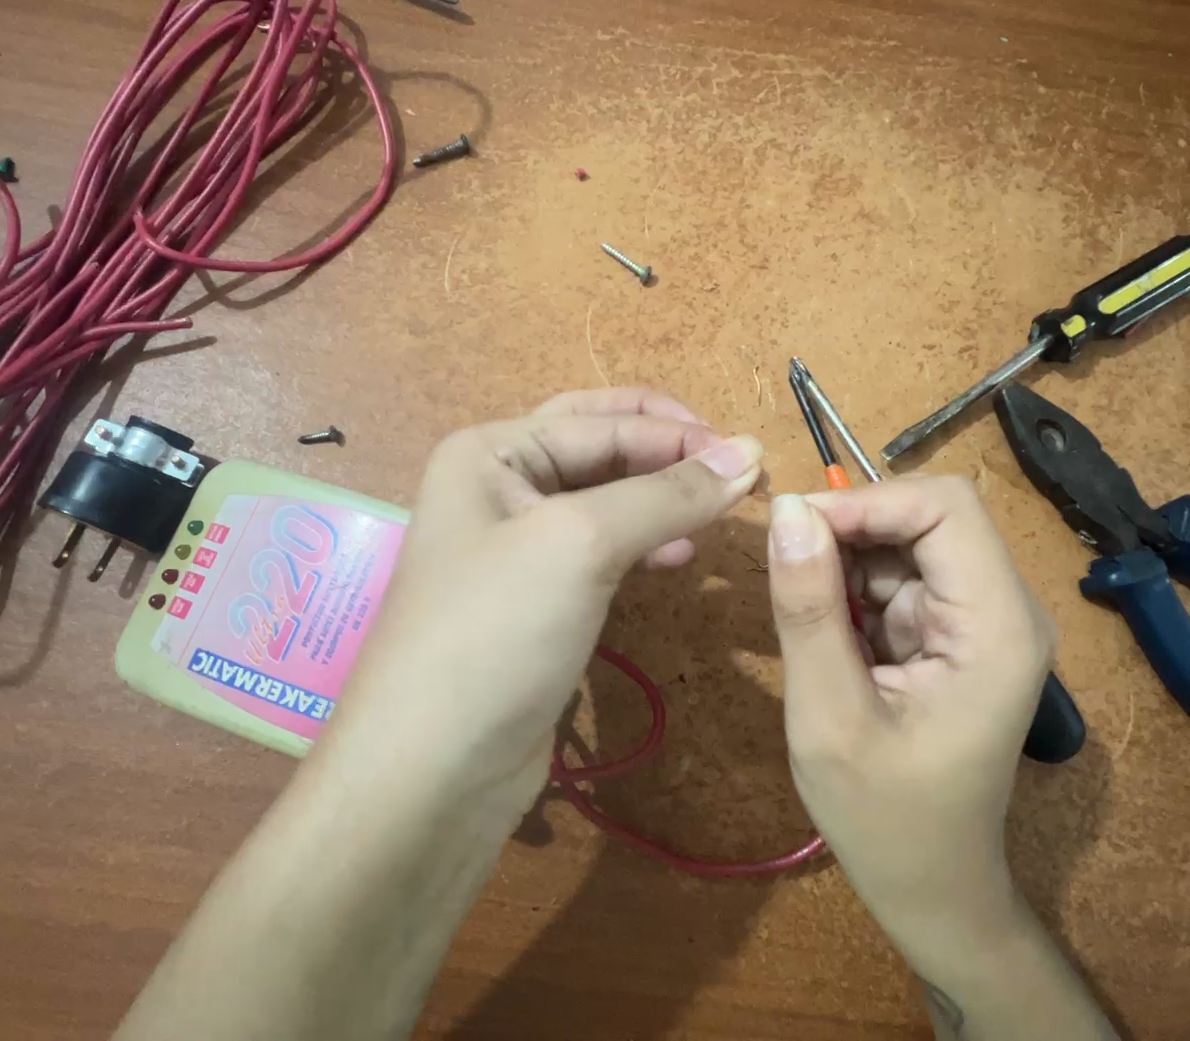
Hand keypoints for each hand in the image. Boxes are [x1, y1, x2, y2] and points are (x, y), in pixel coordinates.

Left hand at [320, 389, 763, 809]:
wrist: (434, 768)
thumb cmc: (497, 631)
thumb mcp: (581, 543)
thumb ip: (666, 494)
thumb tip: (750, 453)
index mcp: (491, 452)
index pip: (602, 421)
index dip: (679, 434)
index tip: (755, 458)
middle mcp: (498, 488)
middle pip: (599, 449)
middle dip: (667, 455)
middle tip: (735, 474)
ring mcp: (515, 548)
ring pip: (605, 502)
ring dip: (659, 501)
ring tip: (714, 519)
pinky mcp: (536, 601)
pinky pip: (600, 552)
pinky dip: (642, 545)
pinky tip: (677, 558)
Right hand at [766, 478, 1054, 924]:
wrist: (930, 886)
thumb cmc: (883, 818)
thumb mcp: (828, 715)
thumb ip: (808, 609)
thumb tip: (785, 510)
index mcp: (996, 628)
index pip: (944, 508)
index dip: (865, 502)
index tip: (791, 531)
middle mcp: (1002, 609)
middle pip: (928, 517)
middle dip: (850, 530)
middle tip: (785, 571)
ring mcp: (979, 620)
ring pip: (904, 542)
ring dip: (844, 561)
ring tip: (803, 619)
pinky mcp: (951, 633)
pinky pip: (895, 577)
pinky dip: (849, 589)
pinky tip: (827, 638)